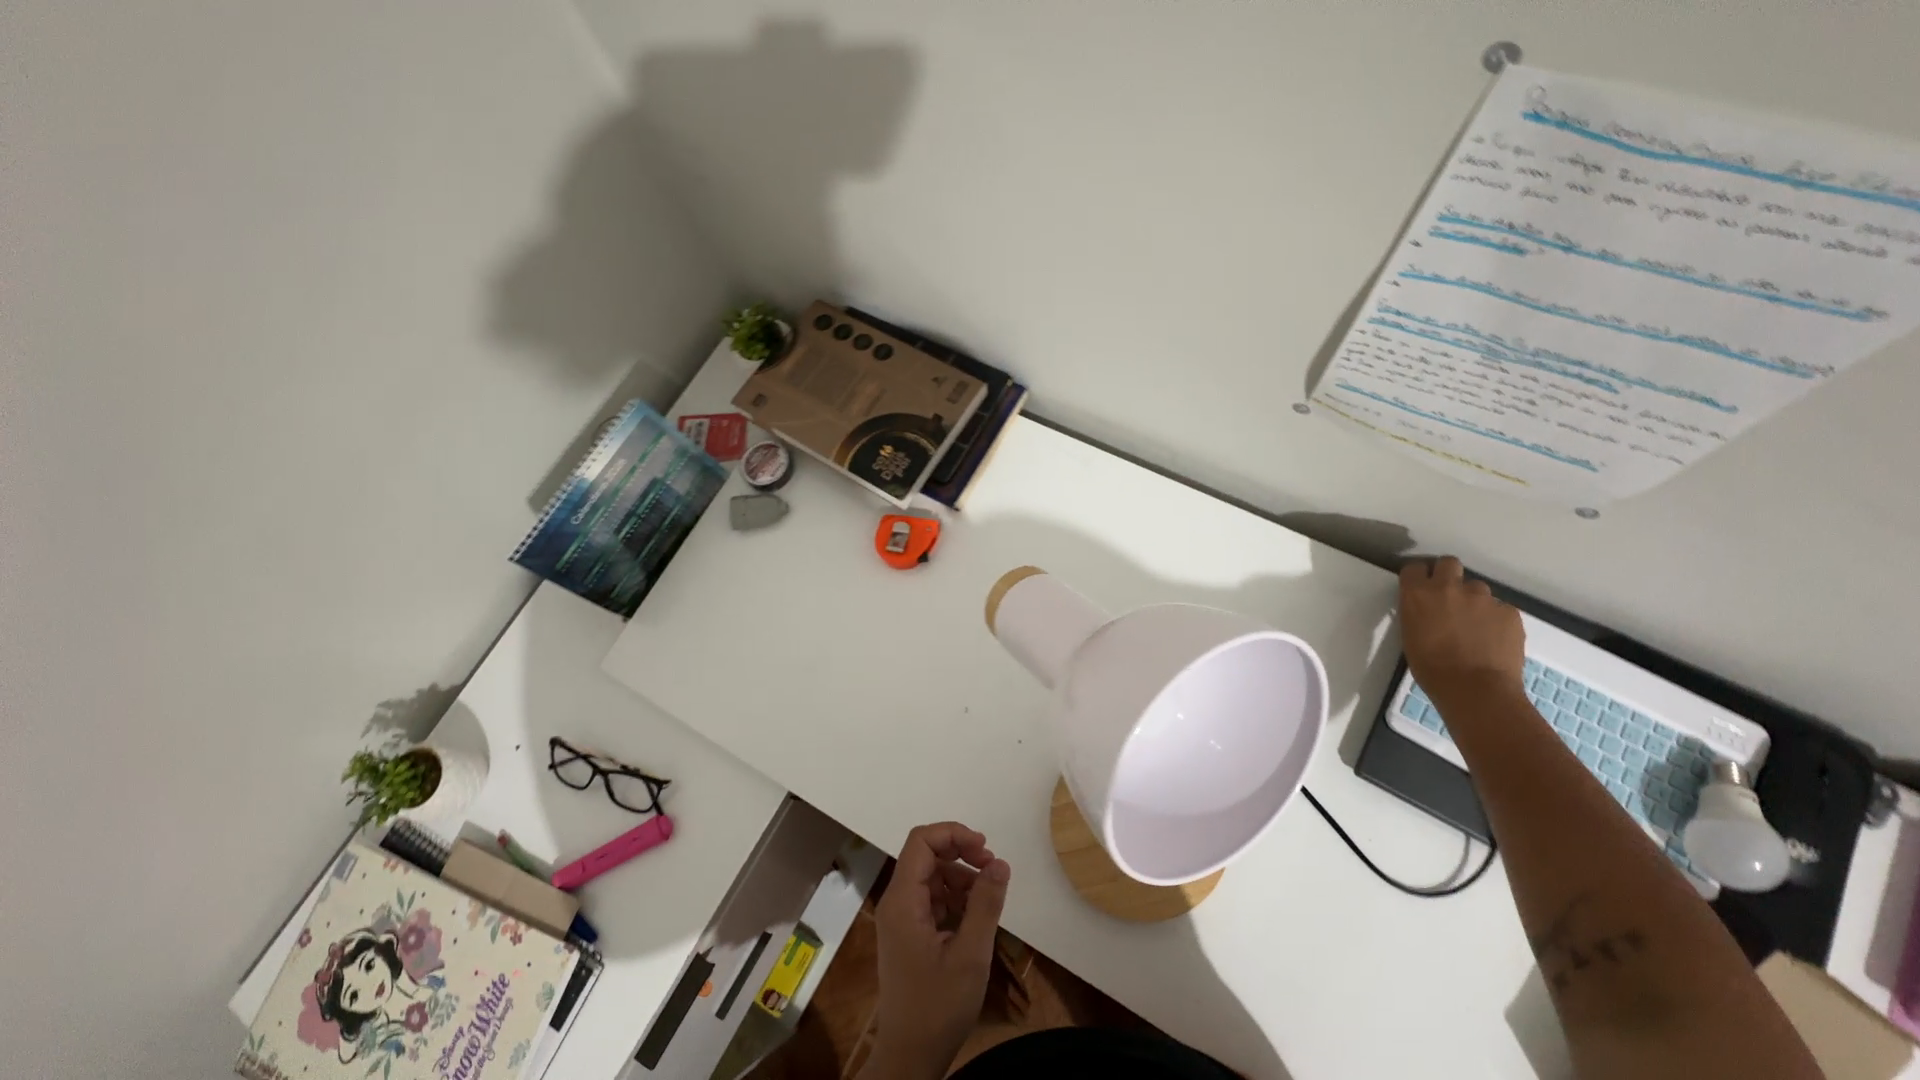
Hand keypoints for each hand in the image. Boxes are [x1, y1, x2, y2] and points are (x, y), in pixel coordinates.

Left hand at [863, 822, 1010, 1079]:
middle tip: (993, 871)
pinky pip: (931, 901)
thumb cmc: (938, 1006)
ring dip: (960, 878)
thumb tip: (999, 863)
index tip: (985, 849)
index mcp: (902, 901)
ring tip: (988, 899)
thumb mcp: (971, 954)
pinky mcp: (908, 936)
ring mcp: (900, 920)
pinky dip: (954, 900)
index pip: (920, 842)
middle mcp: (896, 903)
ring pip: (930, 878)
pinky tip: (974, 917)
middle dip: (960, 855)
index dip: (952, 834)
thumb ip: (985, 904)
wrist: (910, 1055)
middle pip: (925, 857)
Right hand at [1399, 556, 1525, 706]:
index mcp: (1418, 595)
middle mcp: (1450, 587)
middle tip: (1449, 598)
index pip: (1414, 568)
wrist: (1476, 690)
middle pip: (1449, 563)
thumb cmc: (1432, 670)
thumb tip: (1429, 610)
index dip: (1418, 577)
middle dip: (1448, 575)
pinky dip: (1495, 620)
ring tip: (1475, 627)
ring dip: (1474, 601)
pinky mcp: (1509, 611)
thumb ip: (1419, 614)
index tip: (1420, 589)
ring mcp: (1483, 597)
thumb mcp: (1411, 637)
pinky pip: (1499, 609)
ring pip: (1477, 589)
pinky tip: (1493, 641)